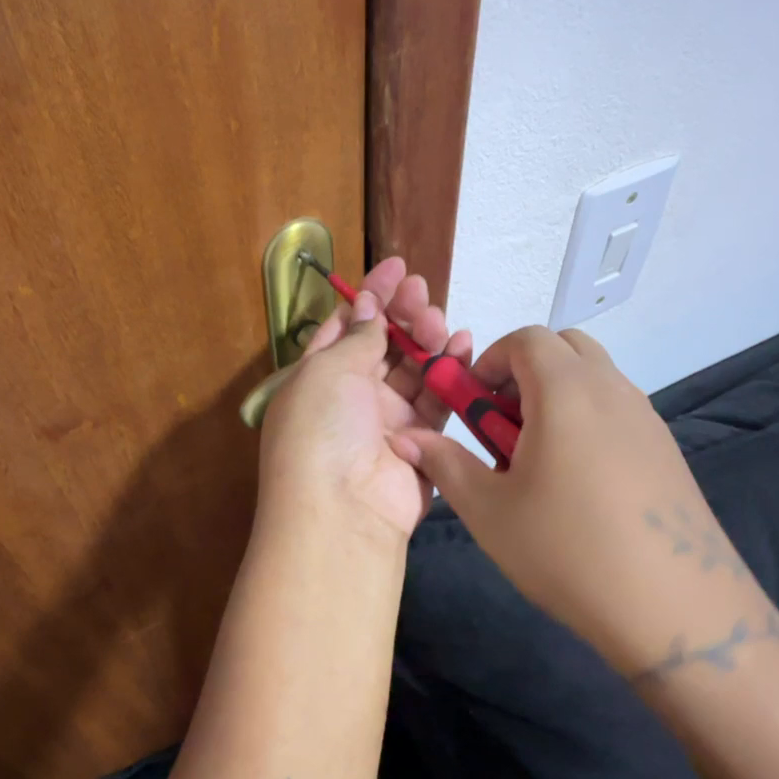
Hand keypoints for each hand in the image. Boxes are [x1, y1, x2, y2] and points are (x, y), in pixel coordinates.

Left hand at [257, 258, 472, 541]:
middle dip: (402, 314)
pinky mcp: (420, 440)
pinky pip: (437, 398)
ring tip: (439, 321)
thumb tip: (369, 308)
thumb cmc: (320, 430)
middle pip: (383, 345)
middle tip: (422, 293)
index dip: (371, 295)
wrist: (341, 511)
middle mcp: (350, 397)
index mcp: (317, 377)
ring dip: (427, 339)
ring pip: (414, 368)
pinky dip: (450, 370)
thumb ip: (358, 337)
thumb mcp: (327, 371)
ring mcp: (386, 419)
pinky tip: (462, 344)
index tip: (397, 267)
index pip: (346, 327)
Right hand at [390, 327, 759, 666]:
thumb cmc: (565, 550)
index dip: (490, 361)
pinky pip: (617, 412)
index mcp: (566, 391)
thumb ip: (442, 463)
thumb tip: (403, 437)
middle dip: (524, 372)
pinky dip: (586, 422)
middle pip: (565, 348)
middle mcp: (612, 390)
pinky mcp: (666, 450)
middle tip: (500, 427)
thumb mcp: (488, 509)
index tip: (471, 405)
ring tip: (535, 464)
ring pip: (594, 380)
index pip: (526, 339)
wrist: (673, 607)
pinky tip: (576, 488)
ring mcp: (647, 419)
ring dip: (555, 398)